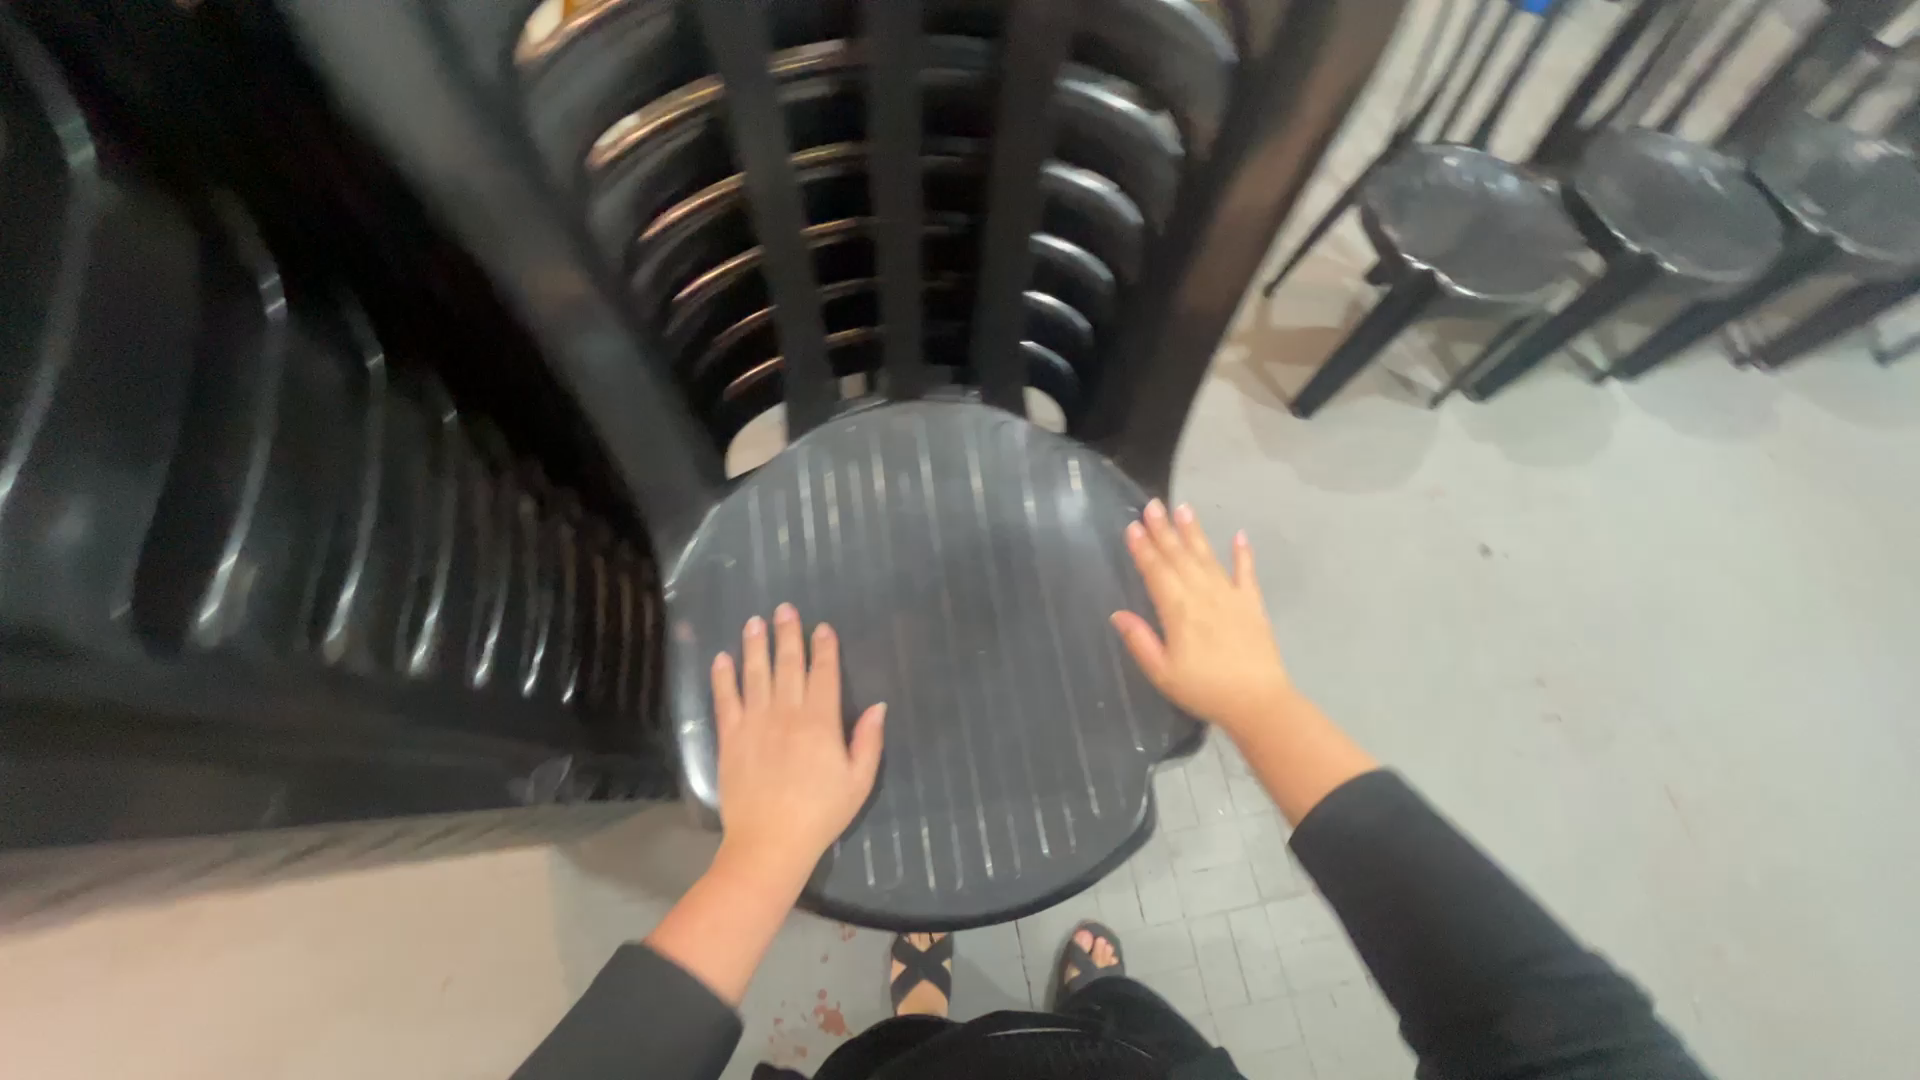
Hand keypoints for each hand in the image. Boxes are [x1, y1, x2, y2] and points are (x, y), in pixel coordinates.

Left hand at [709, 603, 886, 892]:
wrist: (769, 843)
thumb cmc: (820, 814)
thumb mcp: (858, 781)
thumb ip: (868, 741)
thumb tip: (879, 706)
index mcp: (821, 722)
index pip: (824, 674)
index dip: (824, 648)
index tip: (822, 627)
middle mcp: (786, 713)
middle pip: (788, 665)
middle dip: (788, 634)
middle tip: (784, 609)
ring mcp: (755, 724)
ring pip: (755, 675)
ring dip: (755, 646)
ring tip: (754, 622)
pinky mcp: (730, 739)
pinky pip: (725, 701)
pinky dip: (723, 678)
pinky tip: (721, 659)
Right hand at [1111, 500, 1294, 736]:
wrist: (1258, 702)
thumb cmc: (1204, 689)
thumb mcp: (1162, 672)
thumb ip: (1140, 640)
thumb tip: (1117, 613)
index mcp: (1177, 610)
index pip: (1156, 572)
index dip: (1143, 549)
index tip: (1133, 526)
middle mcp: (1202, 594)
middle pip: (1179, 557)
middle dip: (1164, 530)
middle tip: (1152, 504)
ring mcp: (1230, 596)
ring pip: (1207, 557)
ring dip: (1194, 532)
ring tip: (1183, 508)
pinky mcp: (1252, 604)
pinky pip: (1246, 573)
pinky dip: (1242, 554)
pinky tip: (1239, 536)